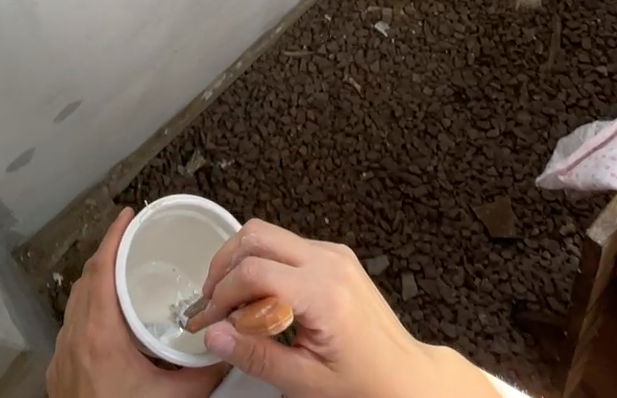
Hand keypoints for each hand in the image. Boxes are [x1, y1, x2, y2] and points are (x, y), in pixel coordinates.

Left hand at [48, 207, 229, 397]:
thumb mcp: (178, 397)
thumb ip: (206, 368)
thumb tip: (233, 342)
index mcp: (99, 335)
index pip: (100, 270)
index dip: (113, 237)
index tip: (128, 214)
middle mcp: (73, 340)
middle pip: (86, 281)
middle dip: (107, 254)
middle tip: (132, 238)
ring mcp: (61, 359)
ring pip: (75, 305)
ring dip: (96, 283)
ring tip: (122, 273)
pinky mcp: (59, 377)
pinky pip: (71, 329)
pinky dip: (88, 310)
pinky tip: (107, 320)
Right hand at [185, 220, 502, 397]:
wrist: (408, 379)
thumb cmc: (366, 385)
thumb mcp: (306, 383)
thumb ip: (256, 356)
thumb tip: (215, 335)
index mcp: (323, 292)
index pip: (254, 272)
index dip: (222, 293)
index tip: (207, 319)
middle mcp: (329, 261)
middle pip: (256, 236)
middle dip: (224, 263)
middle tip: (211, 299)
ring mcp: (333, 254)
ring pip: (269, 233)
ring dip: (241, 260)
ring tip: (230, 299)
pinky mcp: (334, 255)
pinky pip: (287, 244)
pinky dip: (263, 262)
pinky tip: (258, 296)